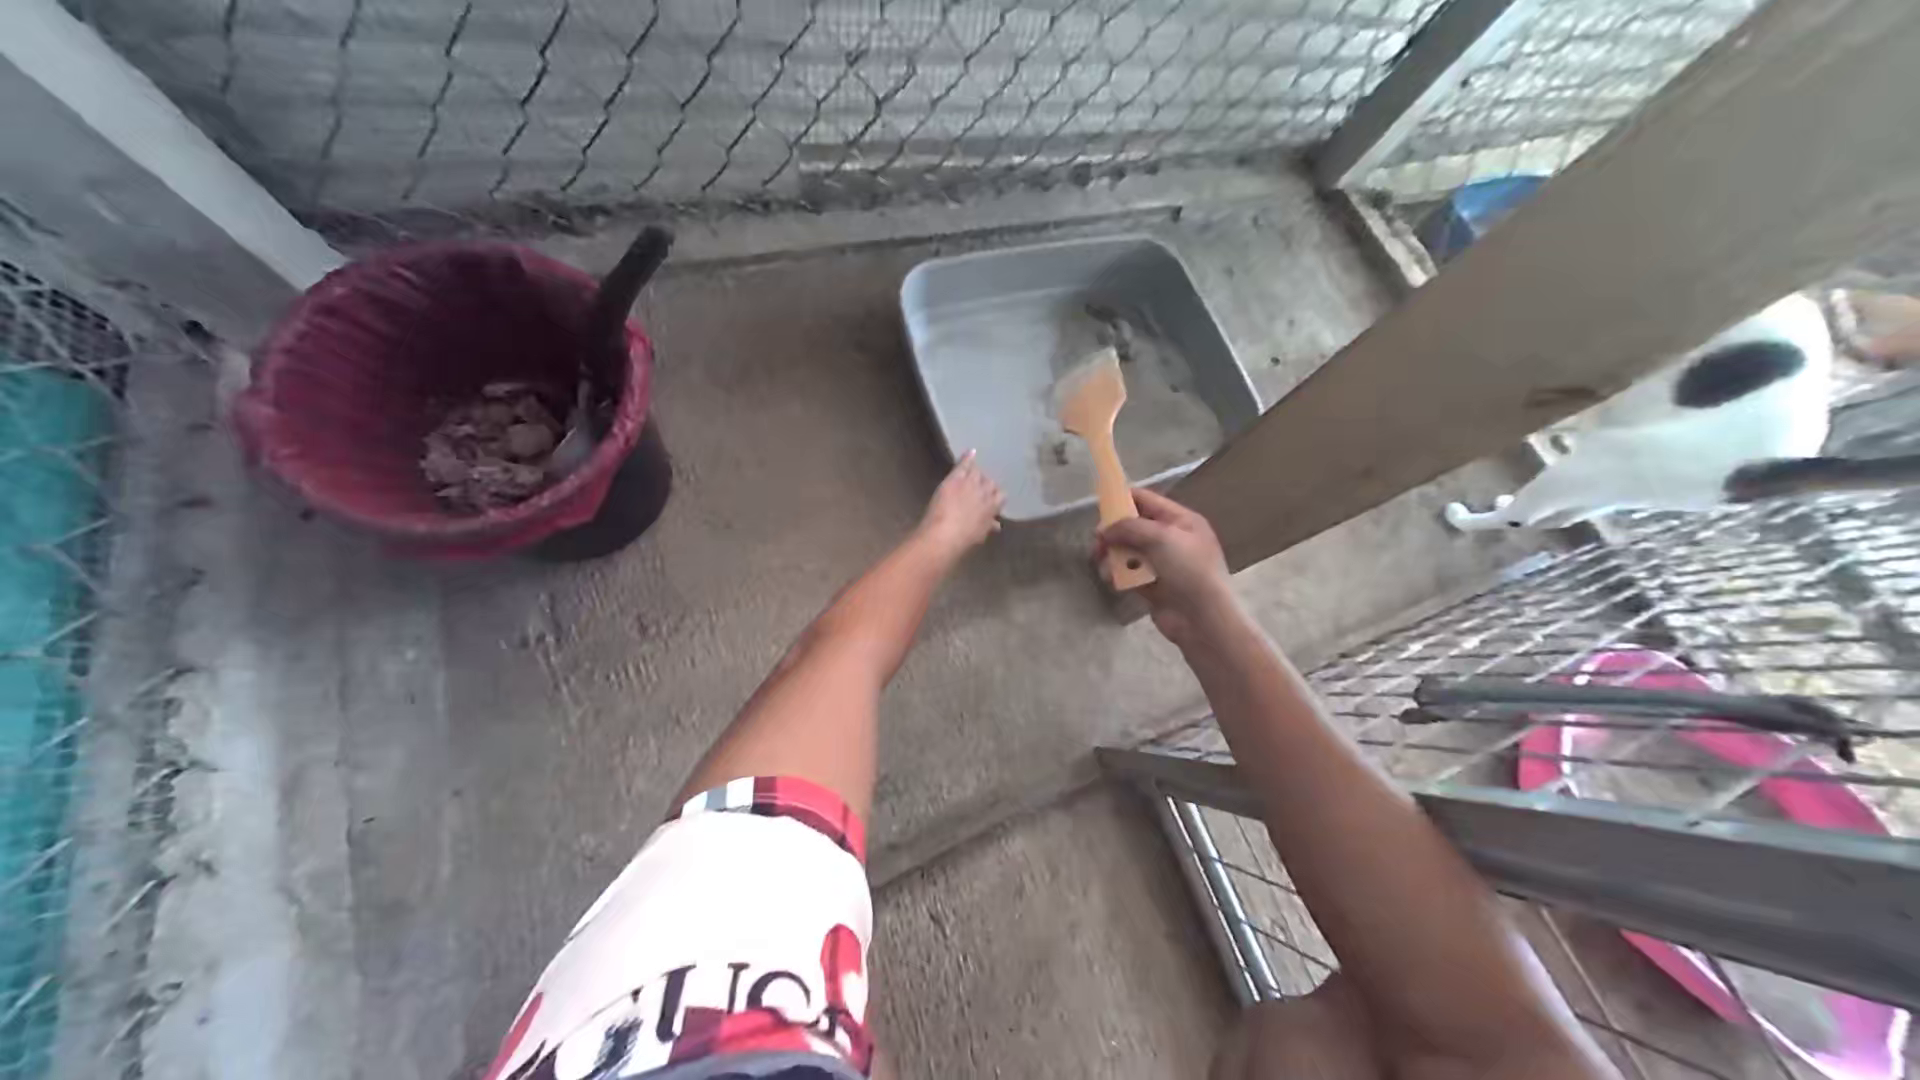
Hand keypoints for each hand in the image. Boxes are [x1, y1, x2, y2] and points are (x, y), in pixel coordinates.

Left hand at [917, 450, 1004, 557]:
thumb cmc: (965, 538)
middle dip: (985, 485)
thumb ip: (989, 526)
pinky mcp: (955, 478)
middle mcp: (985, 491)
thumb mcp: (981, 534)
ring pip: (977, 472)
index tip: (990, 500)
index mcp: (993, 506)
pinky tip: (971, 451)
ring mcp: (970, 482)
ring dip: (975, 474)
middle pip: (990, 482)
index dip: (994, 496)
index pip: (1001, 495)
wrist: (945, 533)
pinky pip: (963, 464)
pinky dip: (967, 457)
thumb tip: (997, 524)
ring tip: (971, 476)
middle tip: (977, 490)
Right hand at [1097, 488, 1242, 645]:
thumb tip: (1104, 530)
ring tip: (1101, 563)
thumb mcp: (1161, 537)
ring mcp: (1162, 563)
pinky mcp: (1153, 585)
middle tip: (1097, 542)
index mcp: (1181, 520)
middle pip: (1134, 527)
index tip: (1099, 507)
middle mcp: (1172, 539)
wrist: (1203, 618)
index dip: (1123, 500)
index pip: (1147, 500)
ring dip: (1113, 555)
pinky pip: (1129, 573)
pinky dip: (1118, 574)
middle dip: (1114, 532)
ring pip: (1128, 551)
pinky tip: (1110, 578)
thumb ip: (1129, 526)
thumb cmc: (1188, 569)